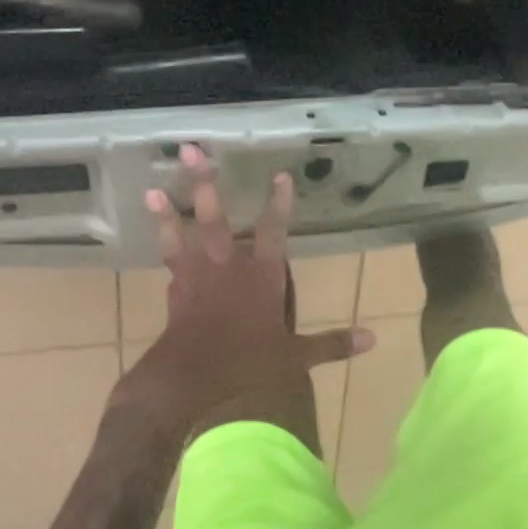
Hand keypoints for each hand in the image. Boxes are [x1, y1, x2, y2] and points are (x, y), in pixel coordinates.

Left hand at [117, 144, 373, 437]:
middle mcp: (229, 266)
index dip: (279, 202)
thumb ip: (333, 343)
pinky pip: (170, 260)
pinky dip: (166, 245)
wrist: (189, 379)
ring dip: (170, 210)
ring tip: (154, 187)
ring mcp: (198, 276)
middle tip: (190, 150)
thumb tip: (373, 338)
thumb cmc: (246, 364)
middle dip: (205, 182)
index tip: (280, 175)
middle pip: (217, 217)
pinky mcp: (176, 290)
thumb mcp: (295, 357)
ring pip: (185, 234)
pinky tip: (160, 232)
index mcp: (262, 276)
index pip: (275, 231)